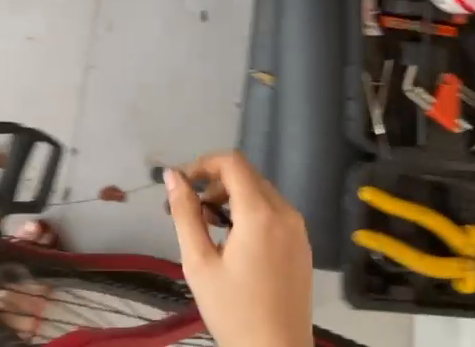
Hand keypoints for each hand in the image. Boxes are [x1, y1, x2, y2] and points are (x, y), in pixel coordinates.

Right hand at [164, 152, 312, 346]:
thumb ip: (185, 214)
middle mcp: (285, 212)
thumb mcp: (199, 264)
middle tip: (192, 210)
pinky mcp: (303, 245)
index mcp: (260, 214)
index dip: (203, 164)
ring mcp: (298, 228)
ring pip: (261, 191)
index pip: (232, 162)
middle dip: (215, 183)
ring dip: (232, 197)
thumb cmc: (234, 312)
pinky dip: (251, 212)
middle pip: (247, 175)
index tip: (183, 184)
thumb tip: (172, 176)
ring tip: (210, 228)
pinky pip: (274, 211)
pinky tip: (235, 242)